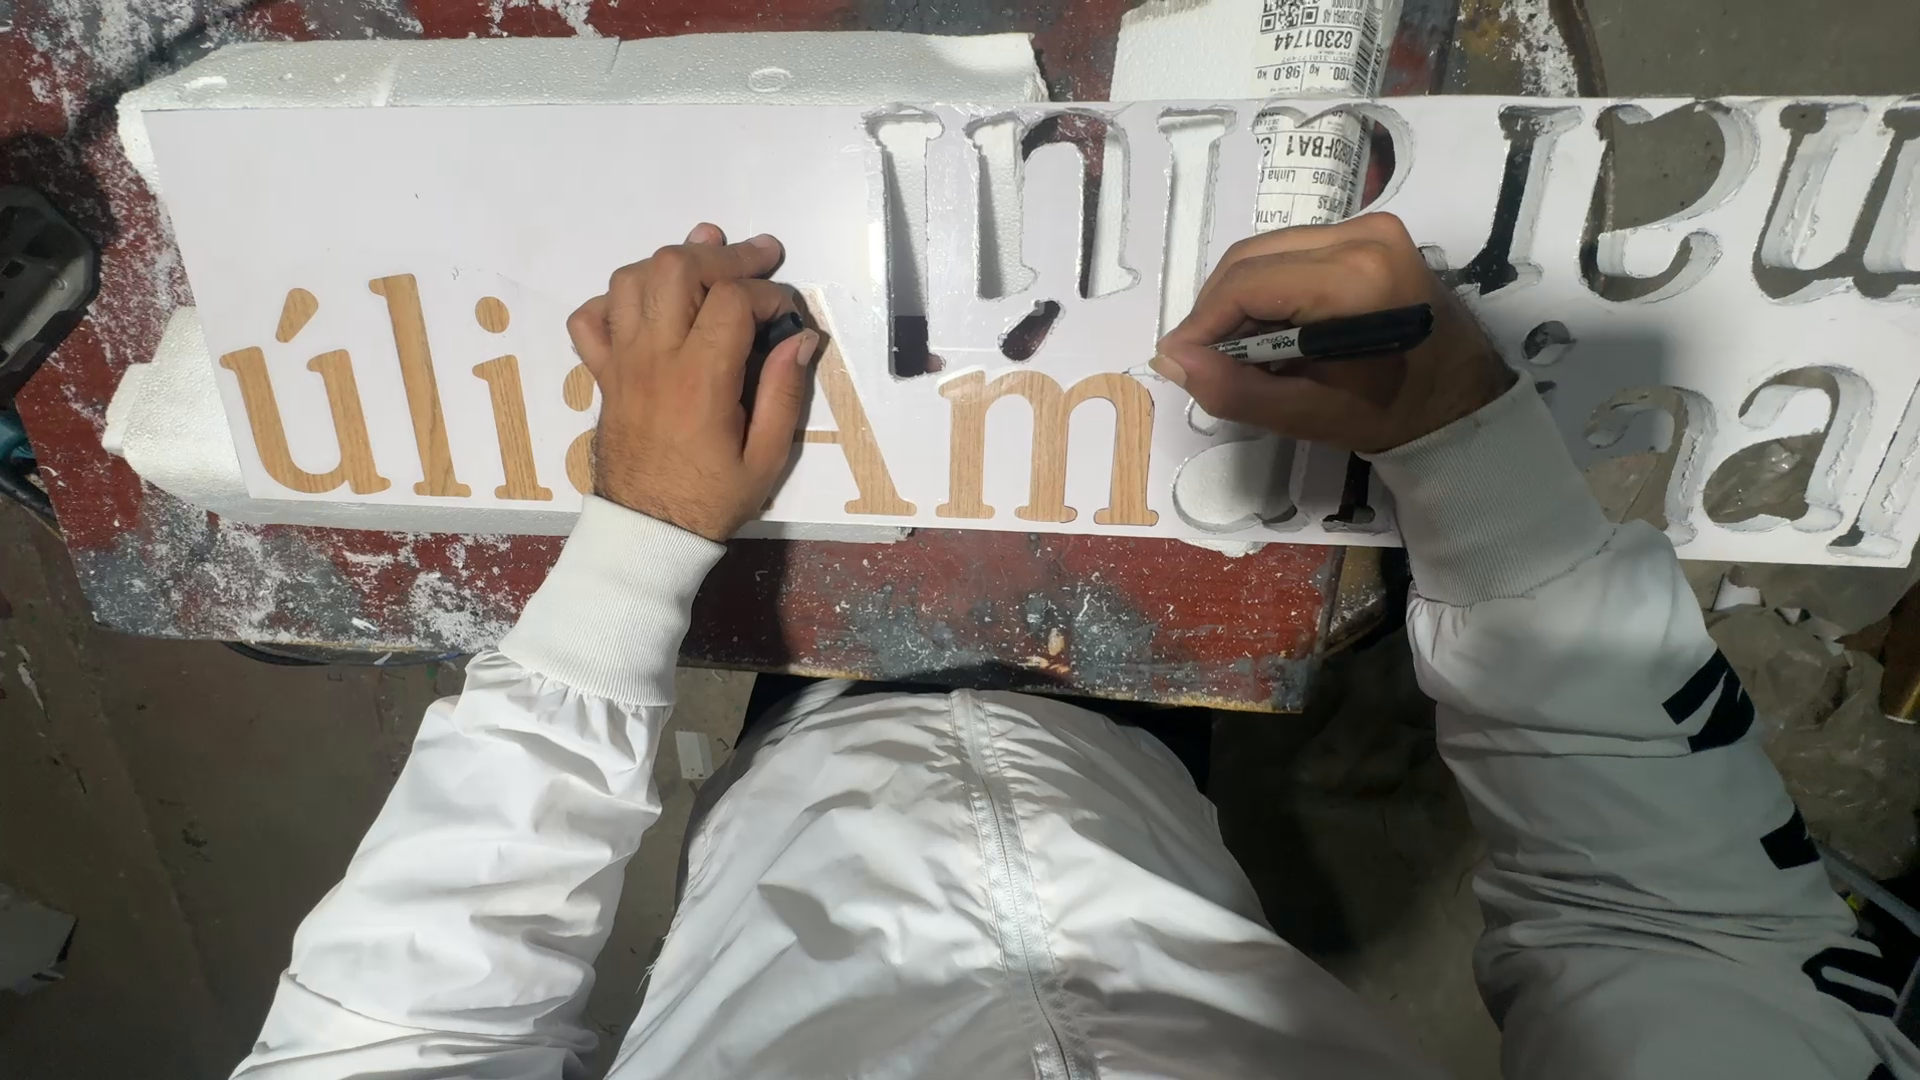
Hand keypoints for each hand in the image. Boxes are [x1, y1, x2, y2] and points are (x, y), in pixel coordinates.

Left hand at [567, 223, 818, 540]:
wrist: (650, 530)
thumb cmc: (713, 498)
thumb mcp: (766, 457)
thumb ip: (783, 392)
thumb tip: (802, 339)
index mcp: (700, 379)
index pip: (731, 300)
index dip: (768, 293)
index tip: (790, 314)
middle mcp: (655, 357)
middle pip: (676, 268)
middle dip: (725, 255)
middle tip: (761, 256)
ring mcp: (621, 361)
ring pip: (631, 278)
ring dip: (672, 261)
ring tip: (706, 260)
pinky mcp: (603, 373)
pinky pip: (591, 317)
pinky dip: (617, 298)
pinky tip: (650, 305)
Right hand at [1150, 212, 1514, 453]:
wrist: (1459, 399)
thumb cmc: (1387, 414)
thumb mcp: (1304, 414)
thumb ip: (1232, 389)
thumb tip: (1169, 359)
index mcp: (1353, 280)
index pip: (1245, 285)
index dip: (1199, 324)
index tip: (1176, 360)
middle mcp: (1363, 236)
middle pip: (1249, 260)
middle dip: (1213, 311)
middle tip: (1202, 358)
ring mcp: (1370, 228)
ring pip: (1264, 253)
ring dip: (1235, 300)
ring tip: (1235, 349)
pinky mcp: (1369, 233)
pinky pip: (1289, 253)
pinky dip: (1263, 291)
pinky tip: (1267, 331)